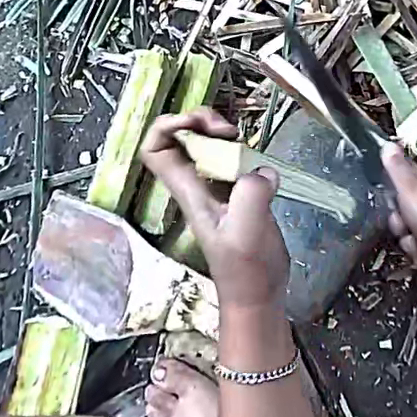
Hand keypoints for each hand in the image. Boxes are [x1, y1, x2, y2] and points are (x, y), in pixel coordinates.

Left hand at [140, 109, 290, 311]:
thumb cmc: (246, 270)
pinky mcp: (238, 191)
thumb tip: (261, 171)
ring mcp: (216, 187)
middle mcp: (197, 184)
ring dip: (220, 131)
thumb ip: (250, 196)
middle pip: (181, 137)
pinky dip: (241, 147)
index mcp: (189, 191)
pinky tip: (256, 157)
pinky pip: (231, 157)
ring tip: (239, 138)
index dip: (168, 127)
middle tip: (226, 129)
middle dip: (200, 121)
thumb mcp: (247, 232)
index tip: (199, 125)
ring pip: (206, 143)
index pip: (155, 149)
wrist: (259, 295)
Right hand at [381, 144, 416, 287]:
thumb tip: (388, 143)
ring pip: (406, 229)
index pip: (401, 176)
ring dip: (406, 239)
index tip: (389, 198)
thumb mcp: (410, 188)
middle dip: (397, 219)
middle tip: (403, 223)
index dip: (391, 189)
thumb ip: (396, 167)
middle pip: (400, 206)